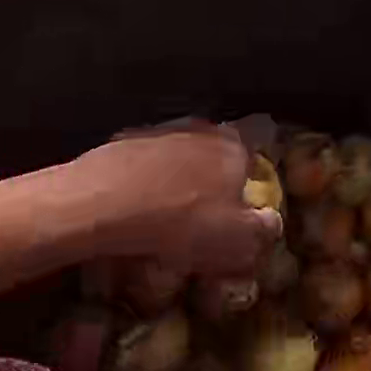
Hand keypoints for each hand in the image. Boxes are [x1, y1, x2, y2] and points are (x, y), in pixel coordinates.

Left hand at [73, 123, 280, 277]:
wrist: (99, 204)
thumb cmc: (181, 222)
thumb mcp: (239, 241)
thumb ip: (265, 229)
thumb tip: (271, 221)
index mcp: (235, 145)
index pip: (262, 136)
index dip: (264, 157)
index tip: (256, 183)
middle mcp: (201, 128)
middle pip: (221, 146)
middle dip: (221, 172)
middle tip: (215, 206)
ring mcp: (159, 132)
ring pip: (182, 152)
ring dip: (183, 176)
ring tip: (173, 213)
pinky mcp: (122, 142)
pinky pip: (147, 163)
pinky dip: (149, 181)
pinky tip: (138, 209)